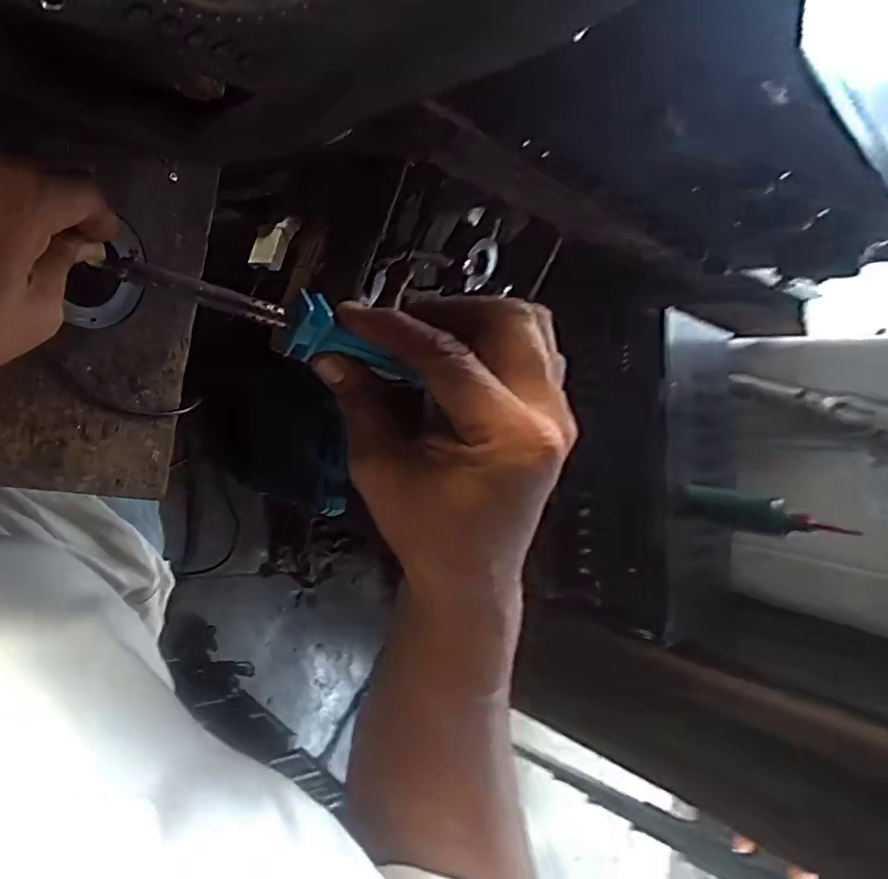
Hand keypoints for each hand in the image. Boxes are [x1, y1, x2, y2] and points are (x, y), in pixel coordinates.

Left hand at [0, 141, 116, 434]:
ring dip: (35, 198)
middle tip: (73, 243)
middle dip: (69, 205)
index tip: (103, 242)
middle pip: (52, 171)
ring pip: (17, 169)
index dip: (101, 217)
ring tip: (35, 240)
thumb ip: (64, 265)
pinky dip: (1, 195)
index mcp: (24, 198)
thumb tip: (72, 242)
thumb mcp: (36, 313)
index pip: (84, 190)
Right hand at [313, 298, 576, 618]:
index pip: (447, 355)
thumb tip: (331, 356)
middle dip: (444, 309)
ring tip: (417, 335)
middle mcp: (546, 416)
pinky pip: (527, 351)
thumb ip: (359, 400)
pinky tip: (444, 359)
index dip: (391, 329)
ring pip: (526, 328)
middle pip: (509, 320)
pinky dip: (483, 341)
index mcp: (508, 435)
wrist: (468, 577)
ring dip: (468, 320)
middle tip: (394, 322)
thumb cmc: (427, 534)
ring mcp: (555, 413)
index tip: (351, 316)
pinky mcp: (547, 414)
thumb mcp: (380, 466)